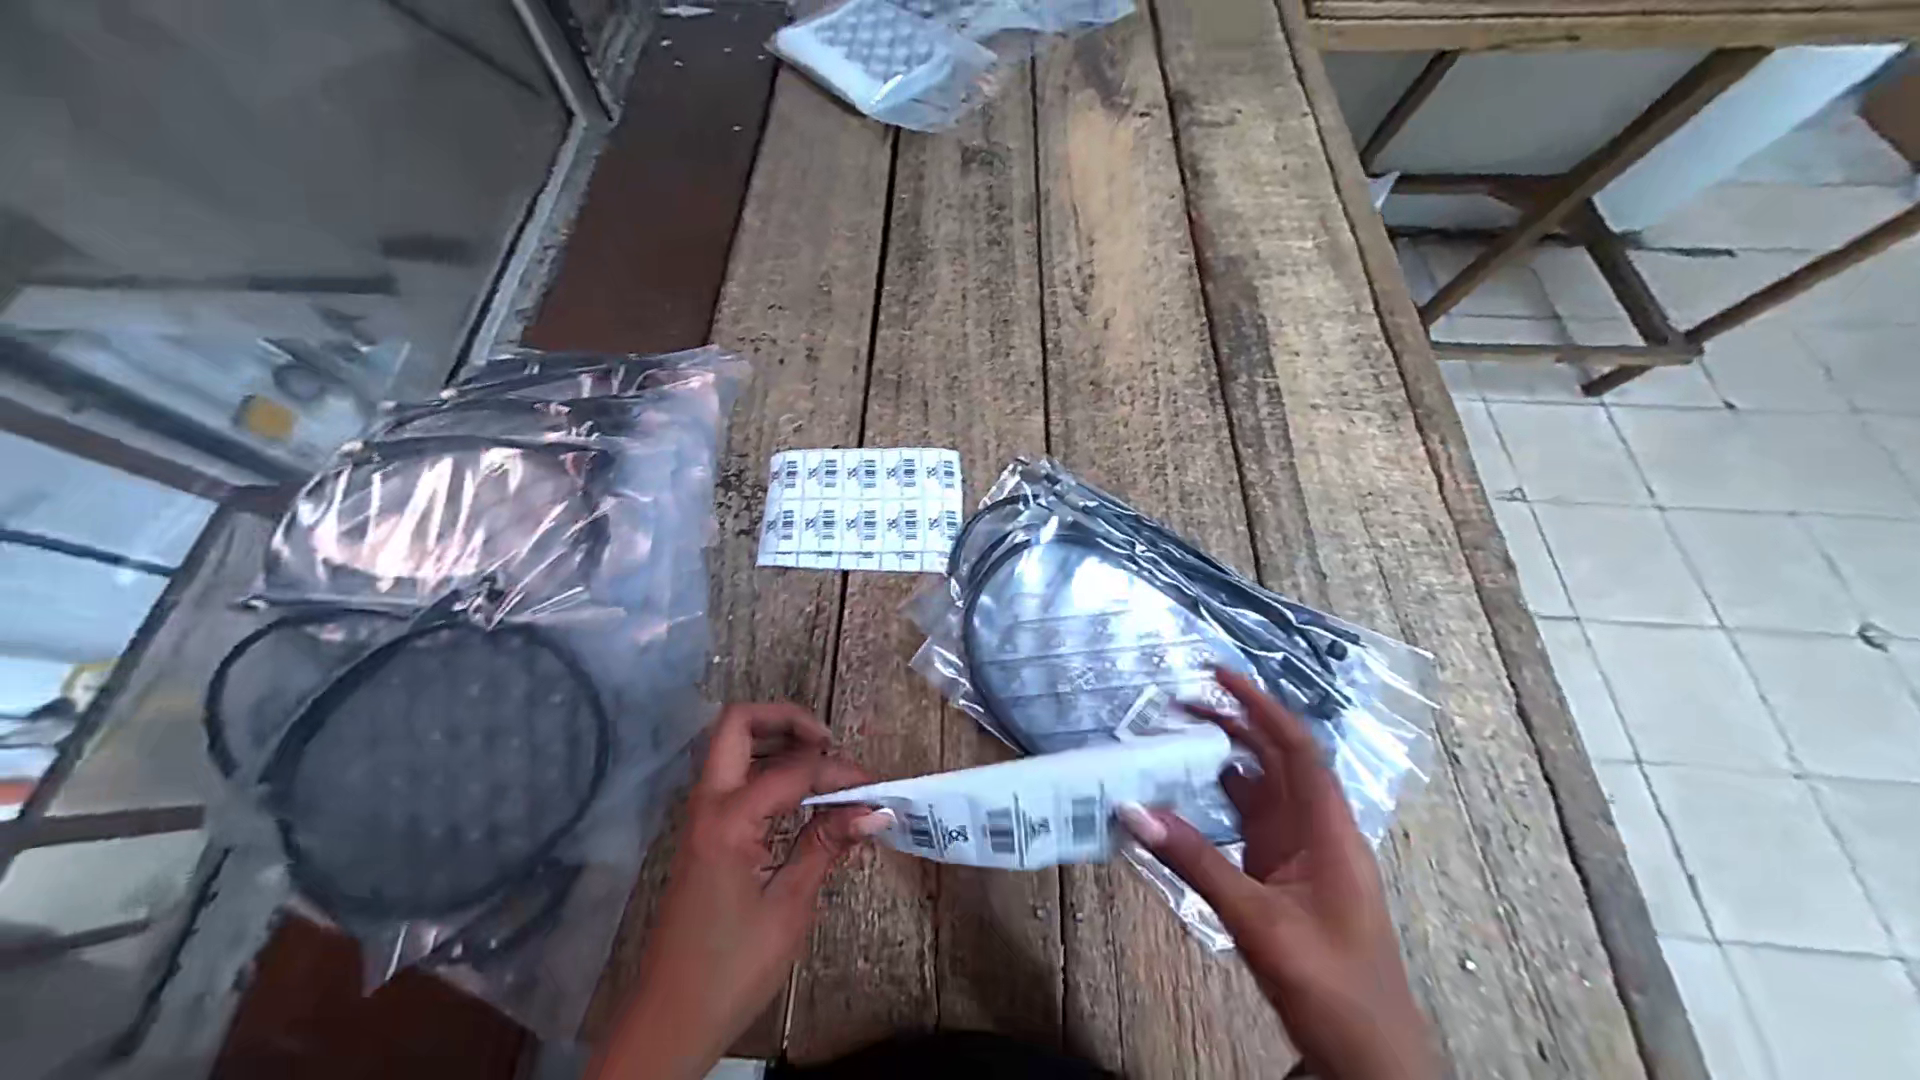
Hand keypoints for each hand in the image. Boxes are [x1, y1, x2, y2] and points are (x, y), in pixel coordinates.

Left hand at [587, 703, 891, 1079]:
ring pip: (733, 745)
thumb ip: (827, 844)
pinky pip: (736, 777)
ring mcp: (701, 815)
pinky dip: (769, 770)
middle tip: (828, 744)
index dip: (839, 772)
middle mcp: (707, 803)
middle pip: (739, 724)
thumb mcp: (789, 905)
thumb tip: (876, 810)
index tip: (872, 788)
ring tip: (821, 765)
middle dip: (788, 720)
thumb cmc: (731, 967)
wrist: (669, 1020)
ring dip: (777, 740)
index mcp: (728, 819)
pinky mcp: (704, 831)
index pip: (794, 769)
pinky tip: (801, 797)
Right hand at [1117, 670, 1437, 1079]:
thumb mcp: (1259, 922)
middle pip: (1275, 760)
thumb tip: (1134, 810)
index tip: (1220, 674)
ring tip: (1176, 735)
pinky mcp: (1280, 872)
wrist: (1369, 1061)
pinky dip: (1214, 799)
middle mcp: (1316, 830)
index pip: (1297, 749)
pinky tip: (1184, 792)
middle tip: (1181, 701)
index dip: (1261, 706)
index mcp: (1330, 830)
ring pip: (1259, 788)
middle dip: (1234, 723)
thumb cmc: (1333, 987)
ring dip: (1222, 759)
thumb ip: (1196, 862)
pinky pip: (1245, 820)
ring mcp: (1298, 852)